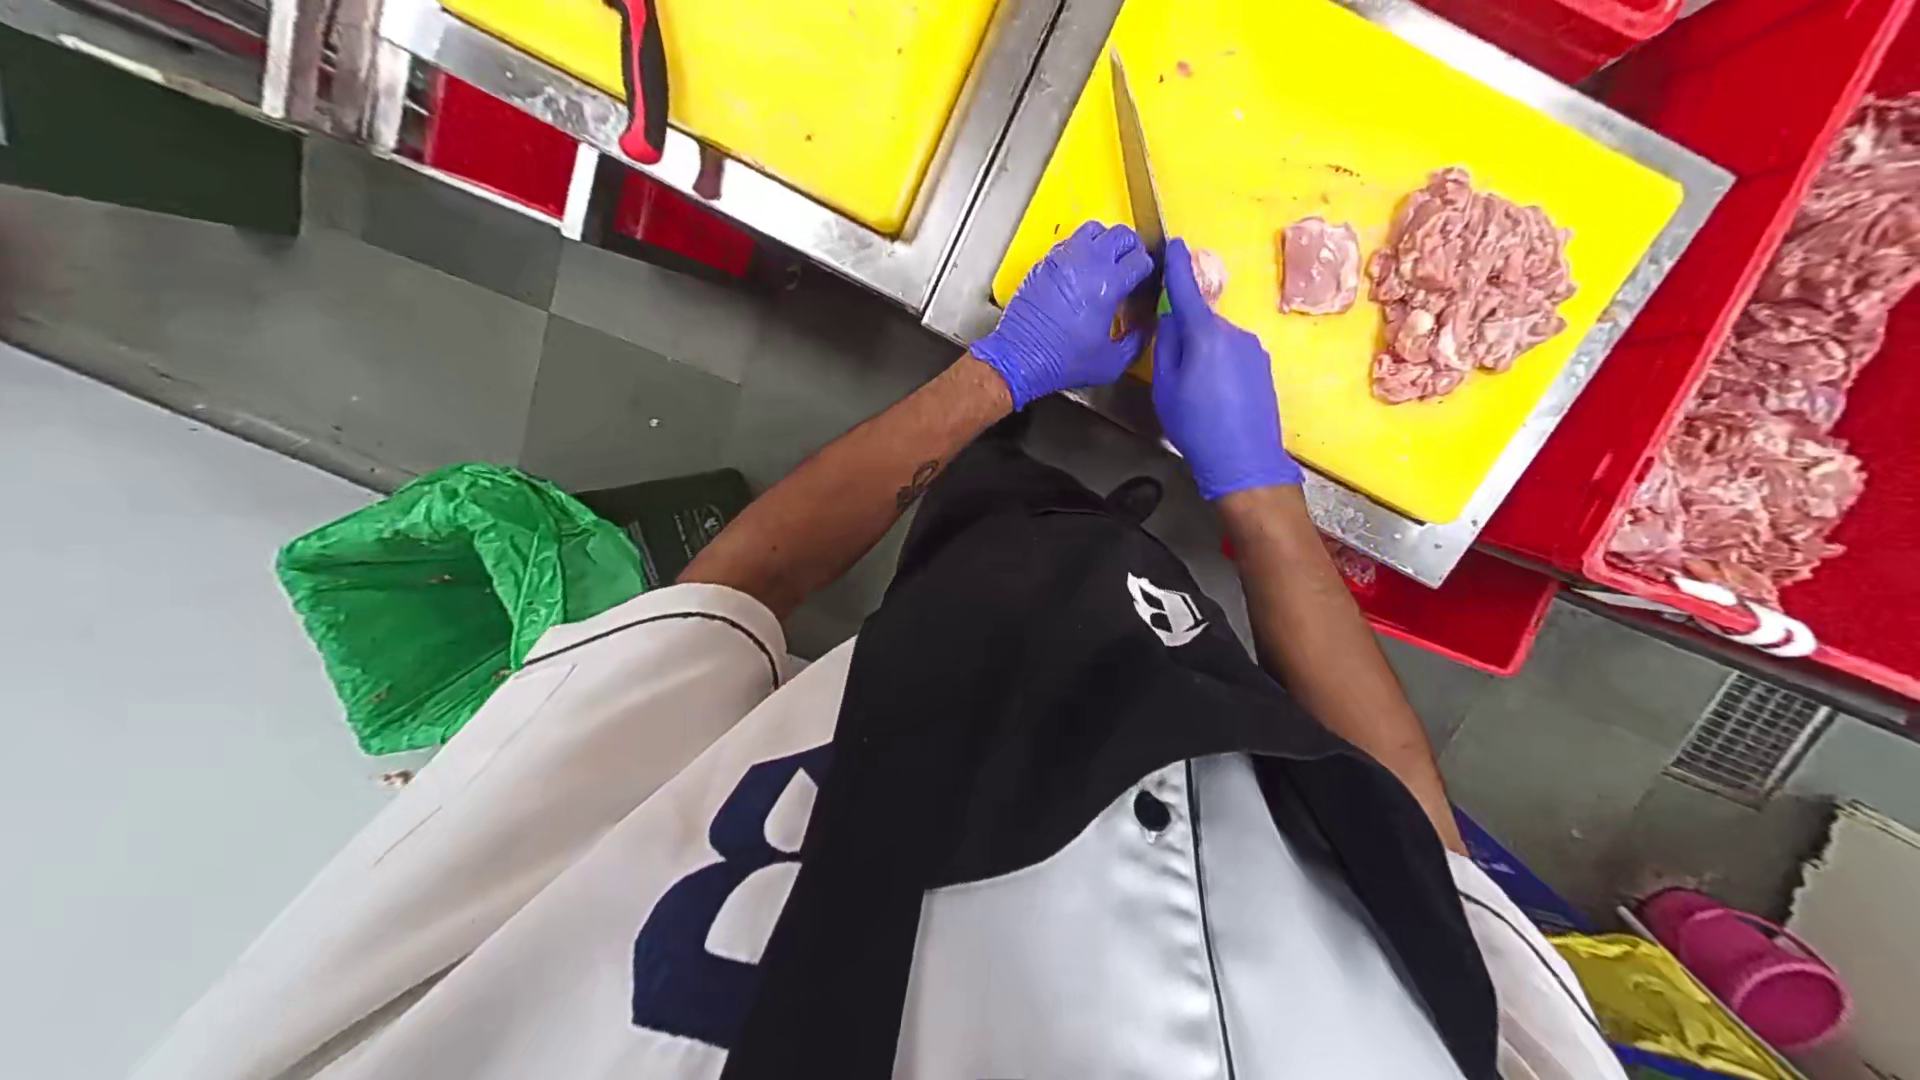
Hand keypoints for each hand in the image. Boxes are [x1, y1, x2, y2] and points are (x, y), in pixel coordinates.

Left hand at [971, 221, 1154, 408]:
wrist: (1019, 359)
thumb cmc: (1062, 362)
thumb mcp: (1111, 363)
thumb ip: (1136, 342)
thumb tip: (1145, 329)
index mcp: (1107, 284)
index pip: (1141, 259)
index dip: (1147, 273)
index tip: (1143, 287)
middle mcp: (1086, 262)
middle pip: (1121, 235)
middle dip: (1131, 250)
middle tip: (1129, 271)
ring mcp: (1061, 259)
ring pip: (1093, 230)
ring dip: (1105, 244)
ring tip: (1105, 266)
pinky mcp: (1043, 264)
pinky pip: (1068, 244)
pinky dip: (1080, 252)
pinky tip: (1079, 275)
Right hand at [1153, 239, 1302, 498]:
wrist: (1244, 459)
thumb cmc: (1195, 424)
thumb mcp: (1165, 387)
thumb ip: (1166, 346)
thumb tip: (1171, 317)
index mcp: (1206, 334)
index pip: (1188, 290)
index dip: (1178, 267)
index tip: (1175, 243)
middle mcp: (1234, 333)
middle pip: (1201, 321)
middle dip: (1185, 333)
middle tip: (1170, 369)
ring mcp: (1253, 349)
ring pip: (1217, 340)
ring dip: (1202, 353)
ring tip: (1192, 392)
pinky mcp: (1262, 367)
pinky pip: (1232, 355)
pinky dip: (1217, 366)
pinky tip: (1212, 396)